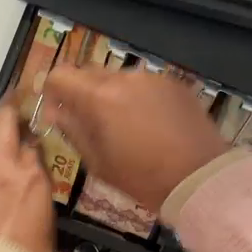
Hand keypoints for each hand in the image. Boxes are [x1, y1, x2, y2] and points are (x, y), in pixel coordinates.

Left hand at [0, 106, 54, 251]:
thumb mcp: (47, 217)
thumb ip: (38, 187)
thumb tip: (33, 176)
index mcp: (32, 174)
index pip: (32, 140)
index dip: (33, 133)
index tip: (35, 130)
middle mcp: (3, 166)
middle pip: (2, 122)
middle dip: (8, 112)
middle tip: (14, 110)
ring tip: (0, 149)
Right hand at [43, 63, 231, 209]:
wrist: (199, 178)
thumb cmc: (142, 178)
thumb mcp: (98, 162)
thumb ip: (73, 130)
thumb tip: (57, 112)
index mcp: (99, 96)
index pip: (59, 75)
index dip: (52, 93)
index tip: (57, 114)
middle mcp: (124, 77)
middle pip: (88, 72)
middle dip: (81, 94)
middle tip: (88, 123)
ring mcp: (152, 78)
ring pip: (117, 78)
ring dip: (110, 95)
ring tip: (122, 126)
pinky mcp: (174, 84)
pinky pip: (143, 85)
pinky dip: (137, 98)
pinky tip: (148, 124)